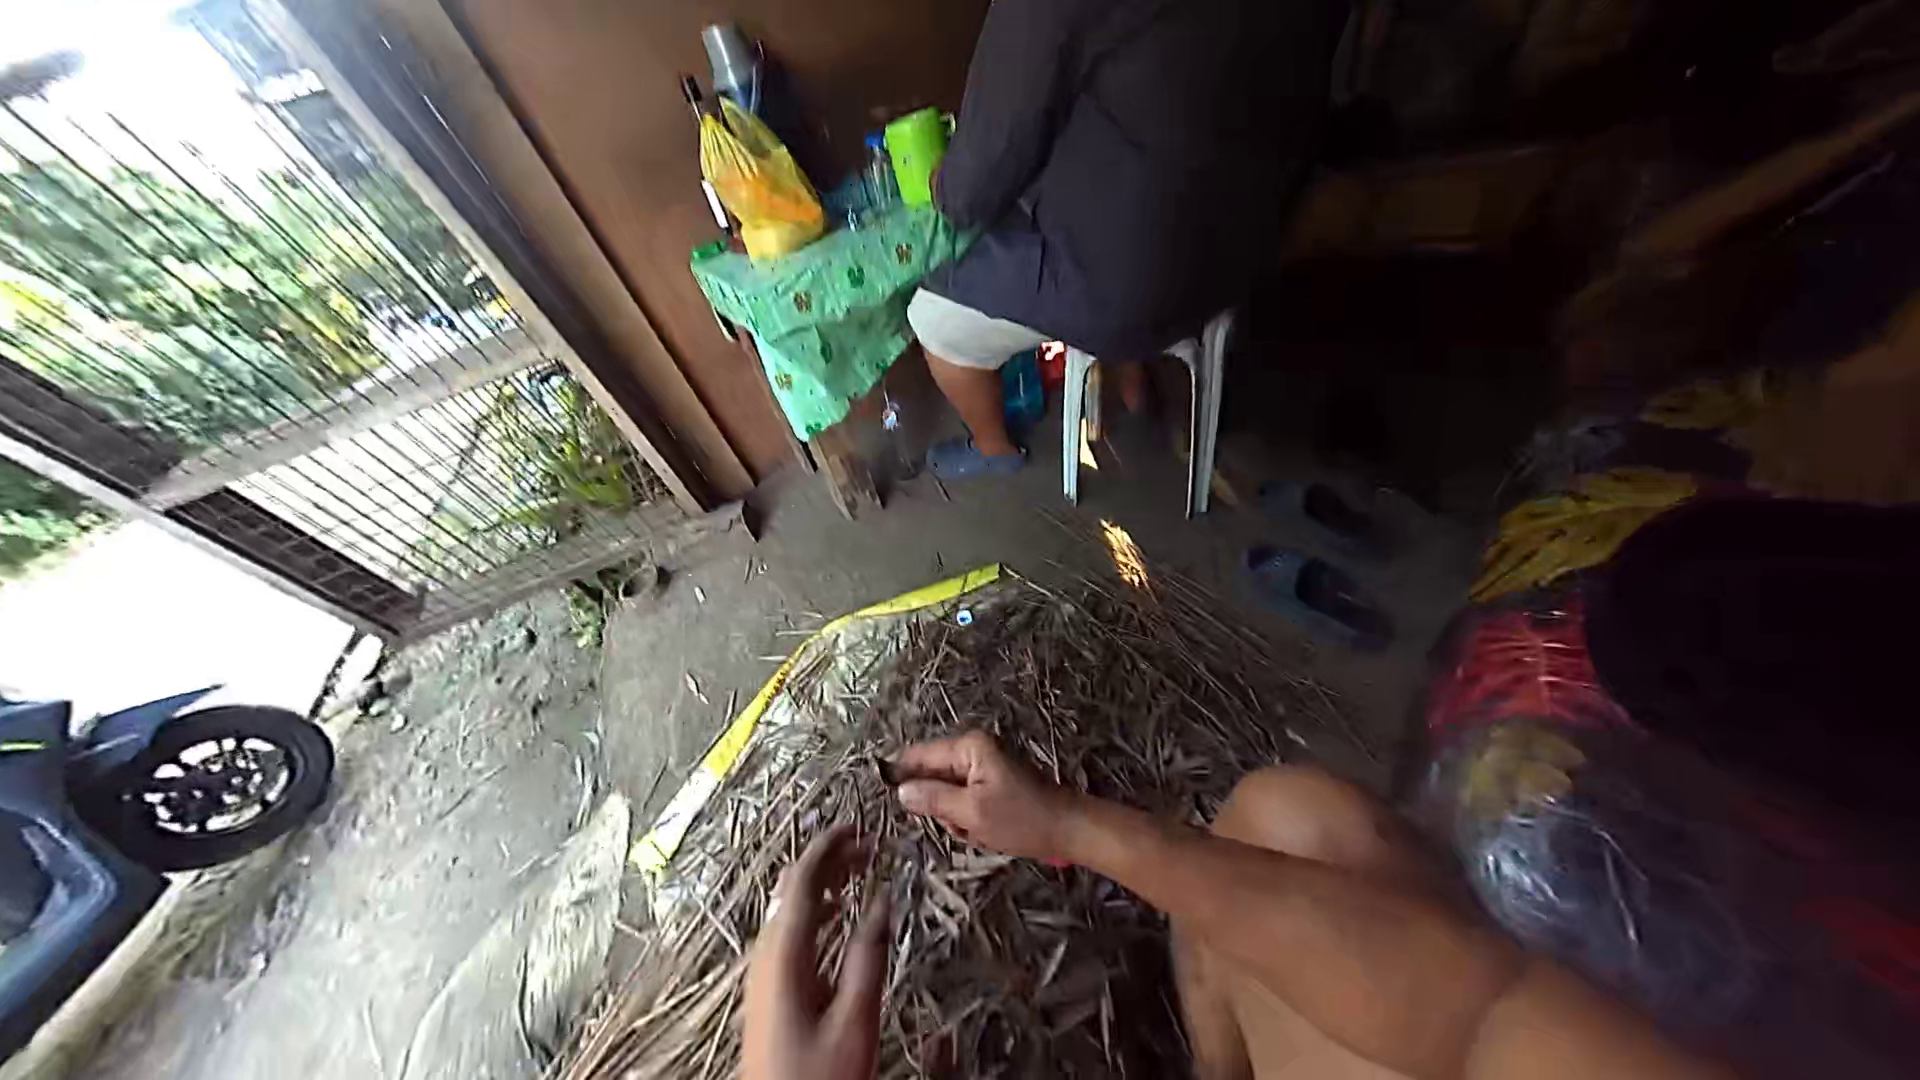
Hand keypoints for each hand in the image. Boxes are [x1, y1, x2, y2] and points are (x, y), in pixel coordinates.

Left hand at [744, 826, 888, 1079]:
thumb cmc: (817, 1078)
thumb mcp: (854, 1018)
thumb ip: (870, 954)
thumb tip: (885, 899)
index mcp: (785, 950)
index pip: (803, 876)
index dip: (829, 844)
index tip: (858, 826)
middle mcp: (768, 951)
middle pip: (795, 884)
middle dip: (832, 857)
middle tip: (868, 845)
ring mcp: (766, 969)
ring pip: (793, 903)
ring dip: (827, 880)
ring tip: (861, 869)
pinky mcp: (771, 985)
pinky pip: (793, 925)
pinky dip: (819, 906)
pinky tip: (841, 912)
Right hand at [891, 731, 1077, 861]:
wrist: (1067, 829)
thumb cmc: (1021, 818)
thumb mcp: (971, 813)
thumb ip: (933, 799)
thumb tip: (901, 790)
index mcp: (969, 747)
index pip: (921, 755)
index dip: (901, 772)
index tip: (882, 791)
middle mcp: (974, 749)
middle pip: (934, 775)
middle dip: (940, 805)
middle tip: (959, 824)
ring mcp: (984, 765)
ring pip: (948, 792)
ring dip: (956, 816)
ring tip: (977, 830)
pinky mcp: (992, 782)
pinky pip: (965, 799)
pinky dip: (969, 818)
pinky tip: (986, 830)